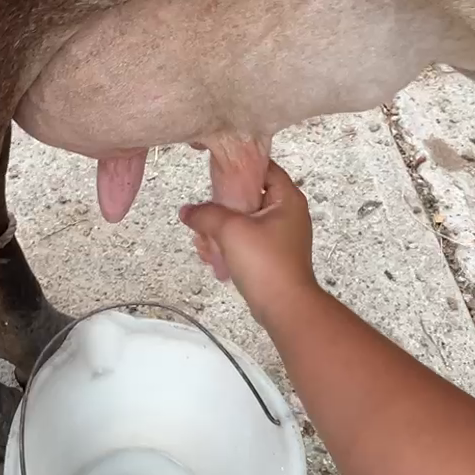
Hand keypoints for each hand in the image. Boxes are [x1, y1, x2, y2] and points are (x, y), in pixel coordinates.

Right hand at [178, 160, 319, 323]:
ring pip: (242, 222)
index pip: (262, 167)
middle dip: (221, 209)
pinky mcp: (271, 256)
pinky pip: (245, 243)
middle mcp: (287, 214)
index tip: (215, 173)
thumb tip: (187, 211)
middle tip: (205, 217)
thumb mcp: (230, 230)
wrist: (284, 307)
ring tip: (205, 243)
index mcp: (287, 198)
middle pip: (247, 197)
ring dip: (220, 232)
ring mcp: (280, 236)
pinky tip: (213, 258)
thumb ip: (205, 214)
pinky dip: (228, 247)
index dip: (238, 167)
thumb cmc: (266, 263)